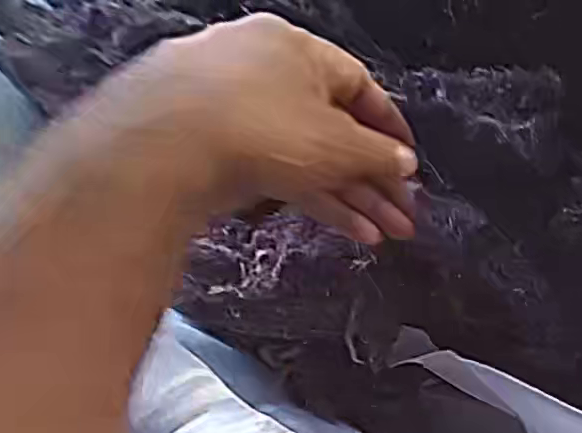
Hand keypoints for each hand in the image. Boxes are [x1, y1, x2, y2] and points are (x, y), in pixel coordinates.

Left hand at [82, 13, 418, 243]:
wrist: (170, 148)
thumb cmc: (264, 128)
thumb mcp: (342, 145)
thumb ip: (380, 156)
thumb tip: (404, 162)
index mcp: (298, 50)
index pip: (361, 87)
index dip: (392, 130)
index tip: (411, 163)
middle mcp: (270, 72)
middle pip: (341, 131)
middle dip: (378, 180)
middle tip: (405, 215)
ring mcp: (245, 111)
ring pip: (317, 158)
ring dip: (357, 199)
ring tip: (386, 234)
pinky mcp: (229, 149)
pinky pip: (290, 173)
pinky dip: (323, 201)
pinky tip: (354, 231)